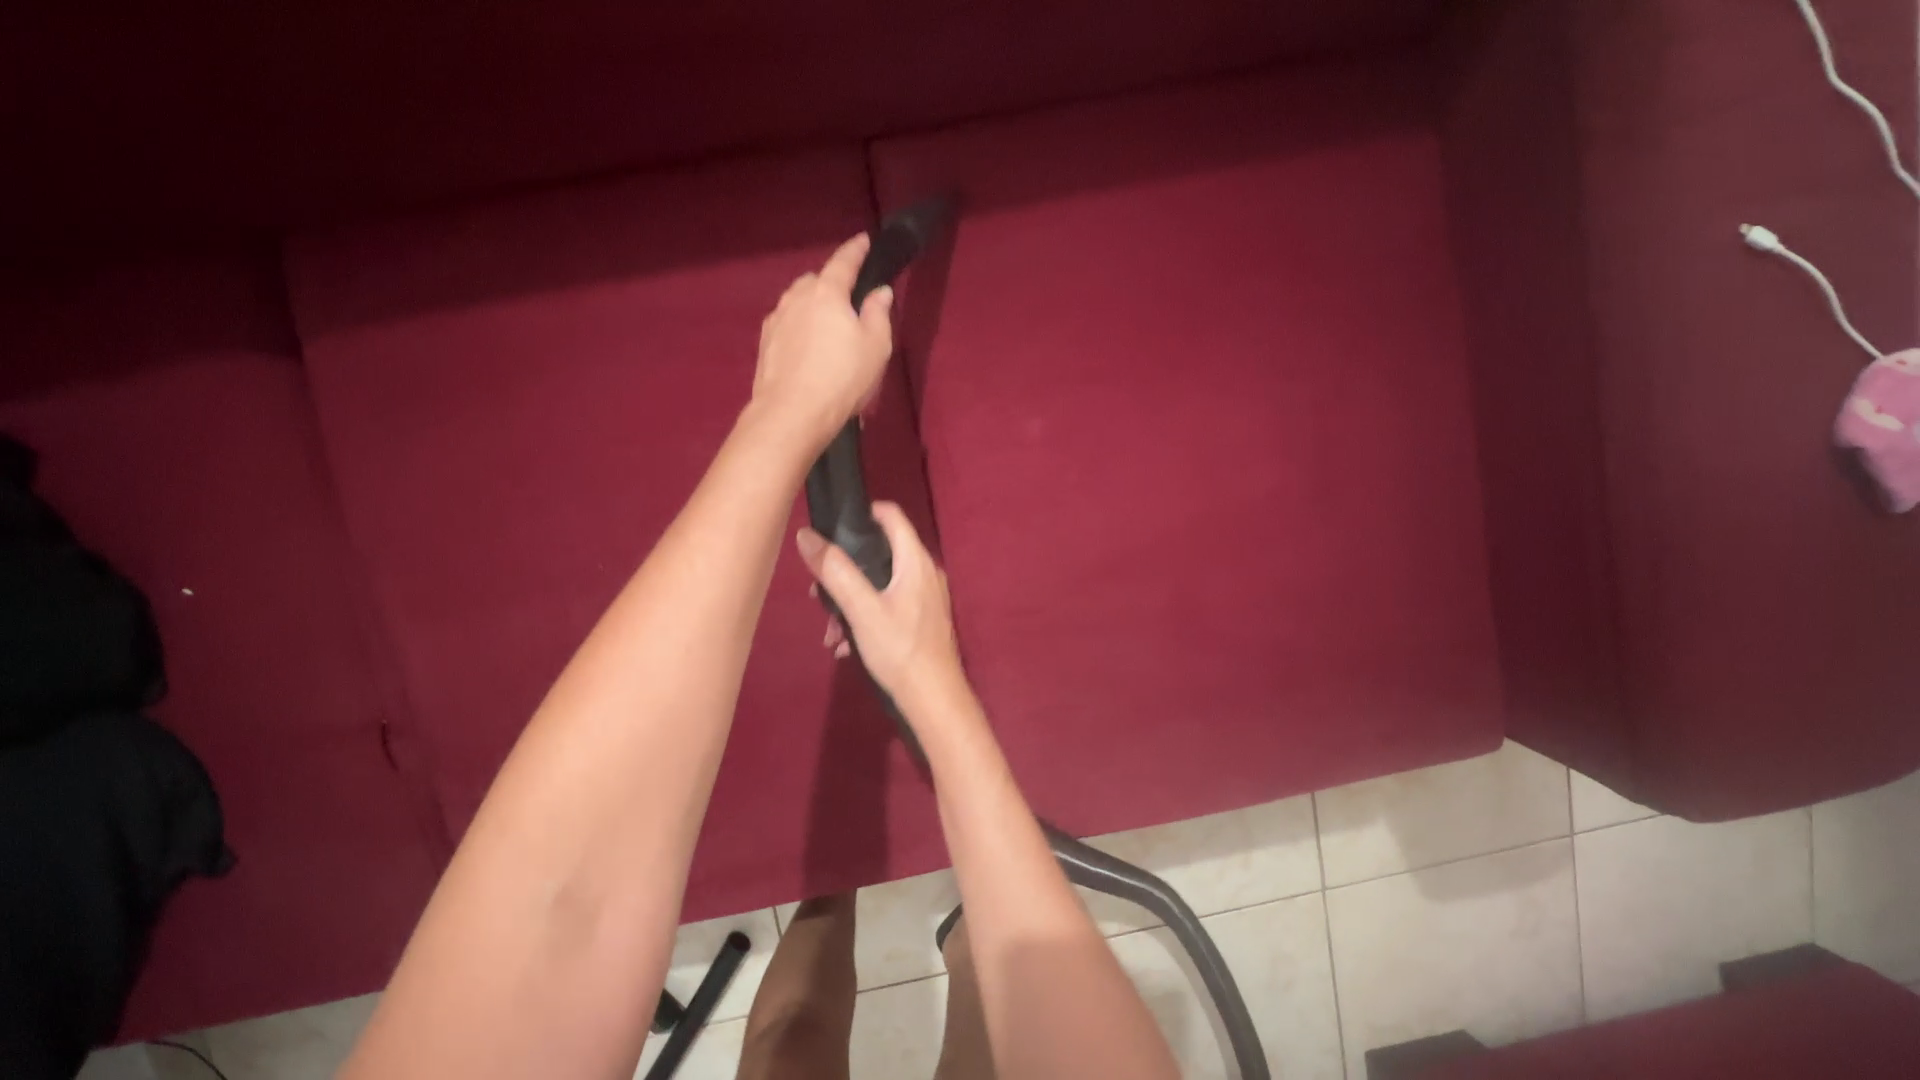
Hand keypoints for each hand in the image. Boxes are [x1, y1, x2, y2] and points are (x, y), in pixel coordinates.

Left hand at [753, 233, 893, 450]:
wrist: (792, 413)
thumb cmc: (842, 377)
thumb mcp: (875, 346)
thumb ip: (878, 314)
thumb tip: (879, 292)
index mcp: (826, 291)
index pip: (844, 261)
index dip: (857, 250)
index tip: (865, 241)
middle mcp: (796, 298)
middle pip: (815, 280)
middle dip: (831, 283)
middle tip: (848, 300)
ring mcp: (776, 321)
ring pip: (797, 302)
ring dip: (812, 307)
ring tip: (827, 328)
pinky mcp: (765, 345)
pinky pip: (787, 326)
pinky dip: (799, 329)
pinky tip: (808, 348)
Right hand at [794, 502, 965, 709]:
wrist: (933, 700)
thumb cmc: (900, 650)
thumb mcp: (861, 609)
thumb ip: (835, 571)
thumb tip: (806, 535)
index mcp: (916, 561)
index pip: (891, 515)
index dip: (862, 514)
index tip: (832, 528)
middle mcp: (925, 573)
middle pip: (880, 554)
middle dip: (845, 571)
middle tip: (820, 594)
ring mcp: (925, 598)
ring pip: (879, 585)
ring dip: (850, 603)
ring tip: (831, 631)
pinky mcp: (921, 621)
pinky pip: (888, 607)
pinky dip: (865, 619)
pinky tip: (847, 646)